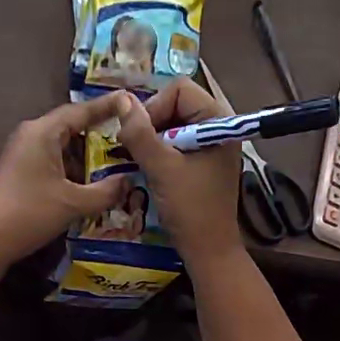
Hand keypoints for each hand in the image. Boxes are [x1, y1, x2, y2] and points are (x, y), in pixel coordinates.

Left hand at [0, 94, 135, 263]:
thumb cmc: (29, 214)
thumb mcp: (73, 203)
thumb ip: (106, 191)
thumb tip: (129, 182)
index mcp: (43, 132)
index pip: (81, 110)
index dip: (108, 107)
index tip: (132, 102)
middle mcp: (32, 136)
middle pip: (73, 128)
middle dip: (101, 136)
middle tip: (131, 141)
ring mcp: (24, 155)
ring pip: (63, 149)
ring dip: (88, 158)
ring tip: (119, 165)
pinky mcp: (21, 173)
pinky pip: (54, 164)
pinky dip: (74, 172)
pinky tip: (92, 186)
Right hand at [113, 79, 243, 262]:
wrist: (209, 250)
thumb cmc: (190, 209)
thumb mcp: (161, 169)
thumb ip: (140, 134)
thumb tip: (120, 101)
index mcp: (218, 121)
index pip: (179, 90)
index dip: (153, 107)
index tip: (137, 136)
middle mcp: (219, 127)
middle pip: (177, 104)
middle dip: (151, 123)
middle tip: (133, 148)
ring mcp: (212, 145)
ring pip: (174, 124)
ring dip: (153, 138)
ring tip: (140, 160)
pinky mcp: (204, 162)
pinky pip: (178, 143)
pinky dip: (161, 151)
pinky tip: (150, 168)